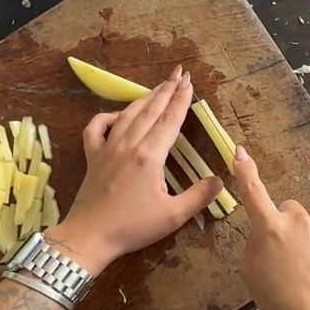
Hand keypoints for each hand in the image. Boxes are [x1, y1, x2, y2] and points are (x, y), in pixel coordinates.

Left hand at [47, 67, 221, 274]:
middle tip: (179, 73)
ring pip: (128, 113)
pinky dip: (109, 116)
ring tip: (159, 85)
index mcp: (149, 155)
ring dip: (145, 97)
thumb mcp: (173, 216)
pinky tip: (118, 115)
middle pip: (150, 110)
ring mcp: (107, 148)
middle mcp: (129, 144)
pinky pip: (98, 127)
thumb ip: (199, 196)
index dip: (182, 100)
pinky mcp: (92, 156)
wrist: (90, 236)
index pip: (170, 120)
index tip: (190, 82)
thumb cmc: (133, 227)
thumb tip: (220, 181)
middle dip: (167, 89)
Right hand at [233, 145, 309, 309]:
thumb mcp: (250, 272)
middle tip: (284, 258)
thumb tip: (267, 234)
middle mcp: (298, 221)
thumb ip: (256, 244)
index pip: (253, 192)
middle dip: (285, 226)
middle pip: (287, 211)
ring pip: (309, 229)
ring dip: (306, 244)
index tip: (240, 151)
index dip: (245, 171)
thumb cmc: (278, 301)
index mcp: (269, 228)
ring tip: (306, 275)